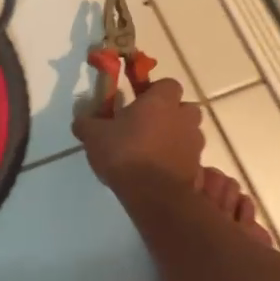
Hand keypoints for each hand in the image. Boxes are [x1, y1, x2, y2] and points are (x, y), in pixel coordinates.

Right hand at [72, 77, 204, 191]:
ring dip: (176, 138)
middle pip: (185, 109)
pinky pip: (189, 159)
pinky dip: (178, 161)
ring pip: (190, 134)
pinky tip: (158, 171)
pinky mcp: (197, 170)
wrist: (153, 196)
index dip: (156, 91)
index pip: (169, 84)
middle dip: (171, 114)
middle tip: (148, 124)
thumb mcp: (93, 135)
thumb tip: (81, 121)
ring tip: (152, 150)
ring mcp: (194, 146)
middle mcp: (183, 119)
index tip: (139, 101)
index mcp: (161, 102)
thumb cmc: (124, 153)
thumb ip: (87, 123)